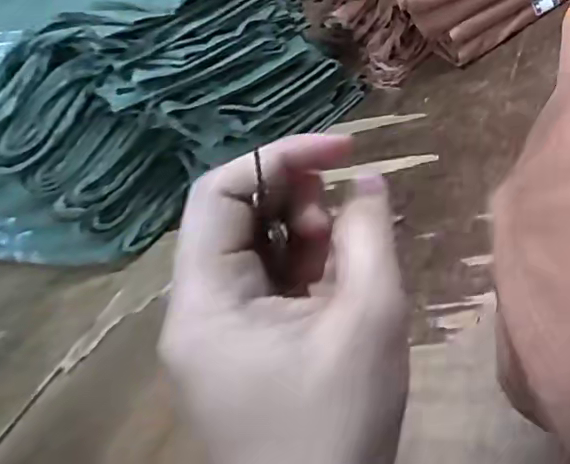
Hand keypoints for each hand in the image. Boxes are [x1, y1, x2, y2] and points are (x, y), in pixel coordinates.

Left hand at [161, 134, 408, 463]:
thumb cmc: (339, 420)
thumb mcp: (368, 315)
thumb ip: (367, 232)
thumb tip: (366, 178)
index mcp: (207, 302)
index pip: (220, 193)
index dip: (280, 155)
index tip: (344, 149)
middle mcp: (201, 307)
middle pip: (236, 211)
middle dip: (297, 192)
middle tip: (348, 211)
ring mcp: (224, 325)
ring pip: (259, 239)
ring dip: (308, 224)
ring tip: (351, 248)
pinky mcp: (250, 339)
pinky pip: (274, 272)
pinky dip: (312, 256)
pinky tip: (344, 270)